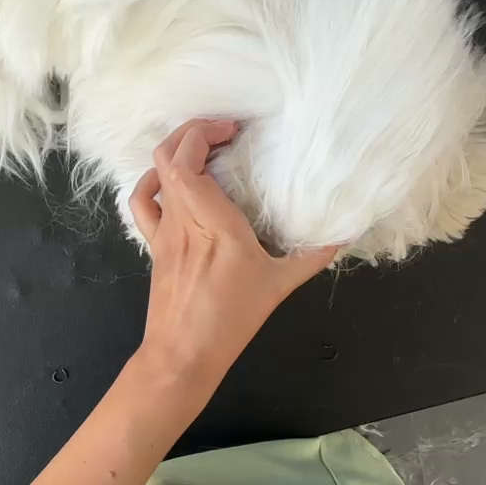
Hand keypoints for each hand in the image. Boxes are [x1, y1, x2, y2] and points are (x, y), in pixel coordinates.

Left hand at [129, 120, 338, 383]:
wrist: (182, 354)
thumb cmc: (230, 320)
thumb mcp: (278, 287)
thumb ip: (310, 257)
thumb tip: (343, 234)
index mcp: (214, 223)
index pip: (189, 163)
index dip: (203, 133)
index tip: (233, 130)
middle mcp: (182, 219)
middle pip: (169, 157)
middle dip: (192, 132)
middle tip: (225, 133)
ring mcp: (163, 231)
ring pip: (155, 174)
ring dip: (176, 152)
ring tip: (203, 149)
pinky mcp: (154, 245)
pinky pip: (142, 203)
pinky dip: (153, 181)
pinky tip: (170, 181)